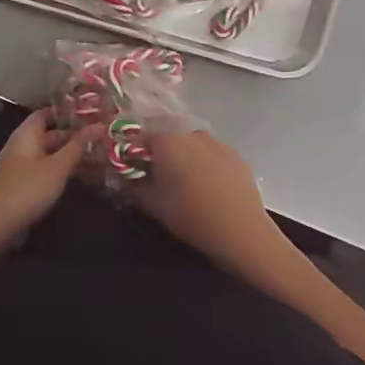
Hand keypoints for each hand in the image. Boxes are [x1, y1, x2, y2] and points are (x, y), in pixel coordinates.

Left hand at [0, 110, 101, 272]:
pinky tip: (78, 177)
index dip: (68, 112)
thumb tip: (99, 125)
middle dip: (74, 136)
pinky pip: (43, 170)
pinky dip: (60, 170)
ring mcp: (19, 166)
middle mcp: (20, 146)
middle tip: (103, 139)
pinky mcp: (20, 185)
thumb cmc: (27, 191)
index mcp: (25, 134)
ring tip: (98, 157)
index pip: (47, 113)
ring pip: (48, 154)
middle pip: (49, 134)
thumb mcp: (57, 168)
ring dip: (69, 155)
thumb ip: (77, 146)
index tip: (93, 114)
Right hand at [127, 130, 297, 281]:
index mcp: (166, 140)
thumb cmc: (189, 215)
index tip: (129, 170)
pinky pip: (210, 154)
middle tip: (154, 178)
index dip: (130, 152)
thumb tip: (124, 175)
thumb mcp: (149, 203)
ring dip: (181, 157)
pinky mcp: (236, 155)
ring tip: (182, 184)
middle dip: (156, 153)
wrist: (241, 231)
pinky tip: (205, 187)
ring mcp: (217, 142)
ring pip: (189, 144)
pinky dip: (202, 164)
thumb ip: (131, 184)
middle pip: (165, 137)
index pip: (137, 136)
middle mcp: (191, 133)